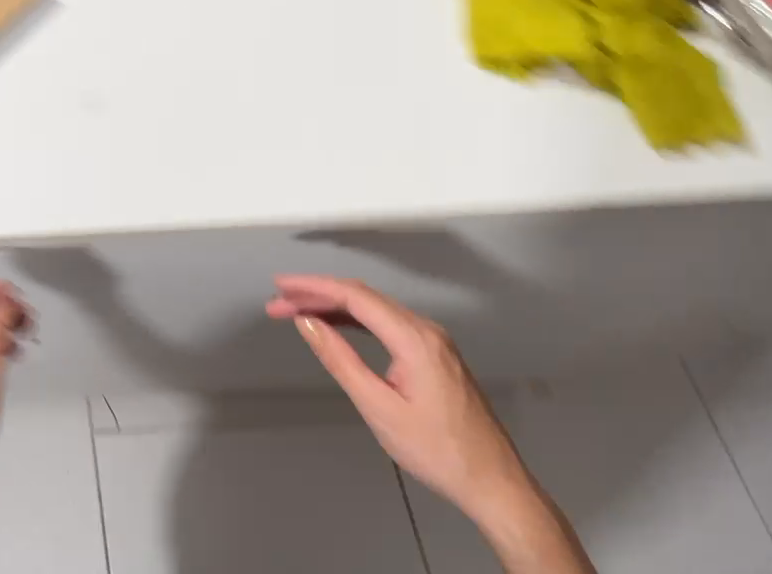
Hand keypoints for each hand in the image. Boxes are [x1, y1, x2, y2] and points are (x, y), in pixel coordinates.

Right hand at [266, 275, 528, 519]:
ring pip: (374, 307)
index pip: (354, 296)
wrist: (494, 484)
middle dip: (316, 294)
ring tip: (296, 311)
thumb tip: (306, 323)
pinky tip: (334, 324)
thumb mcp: (378, 407)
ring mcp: (433, 340)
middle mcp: (426, 330)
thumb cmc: (437, 451)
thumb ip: (339, 359)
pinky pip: (387, 322)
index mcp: (414, 339)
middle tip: (278, 303)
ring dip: (333, 305)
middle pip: (362, 296)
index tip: (280, 287)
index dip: (312, 287)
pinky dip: (354, 318)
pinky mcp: (434, 353)